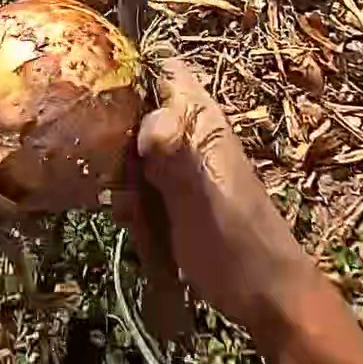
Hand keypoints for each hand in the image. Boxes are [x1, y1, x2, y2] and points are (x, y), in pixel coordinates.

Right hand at [118, 60, 362, 363]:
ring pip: (130, 141)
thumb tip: (147, 125)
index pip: (162, 66)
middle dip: (112, 124)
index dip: (129, 68)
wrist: (267, 297)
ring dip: (115, 165)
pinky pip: (135, 176)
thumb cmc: (239, 244)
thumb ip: (177, 159)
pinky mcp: (170, 189)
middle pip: (136, 103)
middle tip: (96, 154)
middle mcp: (186, 130)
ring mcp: (177, 160)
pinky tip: (125, 216)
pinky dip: (125, 192)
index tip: (95, 90)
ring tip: (118, 196)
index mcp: (199, 118)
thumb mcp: (204, 200)